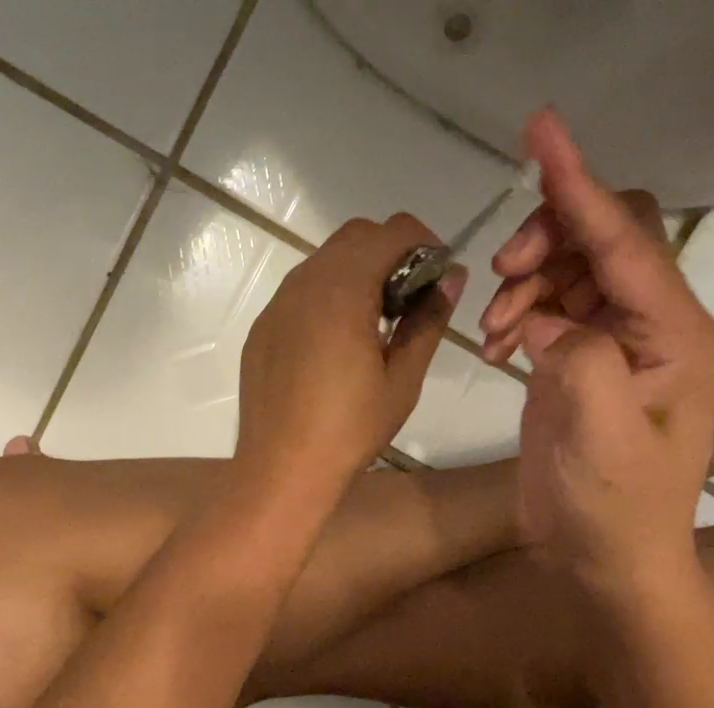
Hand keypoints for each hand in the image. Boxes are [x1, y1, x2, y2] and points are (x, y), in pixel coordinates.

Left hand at [235, 214, 463, 485]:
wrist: (281, 470)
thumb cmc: (349, 430)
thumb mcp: (402, 380)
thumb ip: (428, 321)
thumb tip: (451, 280)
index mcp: (343, 290)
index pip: (392, 230)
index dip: (424, 244)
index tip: (437, 279)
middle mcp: (304, 284)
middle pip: (355, 237)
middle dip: (390, 253)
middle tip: (409, 302)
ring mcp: (277, 305)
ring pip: (324, 262)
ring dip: (357, 274)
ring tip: (375, 325)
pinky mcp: (262, 328)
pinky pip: (300, 292)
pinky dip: (327, 298)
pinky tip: (336, 347)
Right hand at [493, 109, 713, 585]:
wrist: (606, 564)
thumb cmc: (612, 509)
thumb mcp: (598, 434)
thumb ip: (578, 358)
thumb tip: (548, 322)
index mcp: (671, 331)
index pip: (622, 237)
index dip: (577, 182)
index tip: (540, 131)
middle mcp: (651, 324)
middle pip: (598, 238)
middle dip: (543, 242)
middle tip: (499, 279)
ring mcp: (616, 342)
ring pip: (568, 270)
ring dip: (523, 285)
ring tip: (494, 331)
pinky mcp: (583, 363)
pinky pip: (549, 308)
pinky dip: (517, 315)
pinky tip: (497, 345)